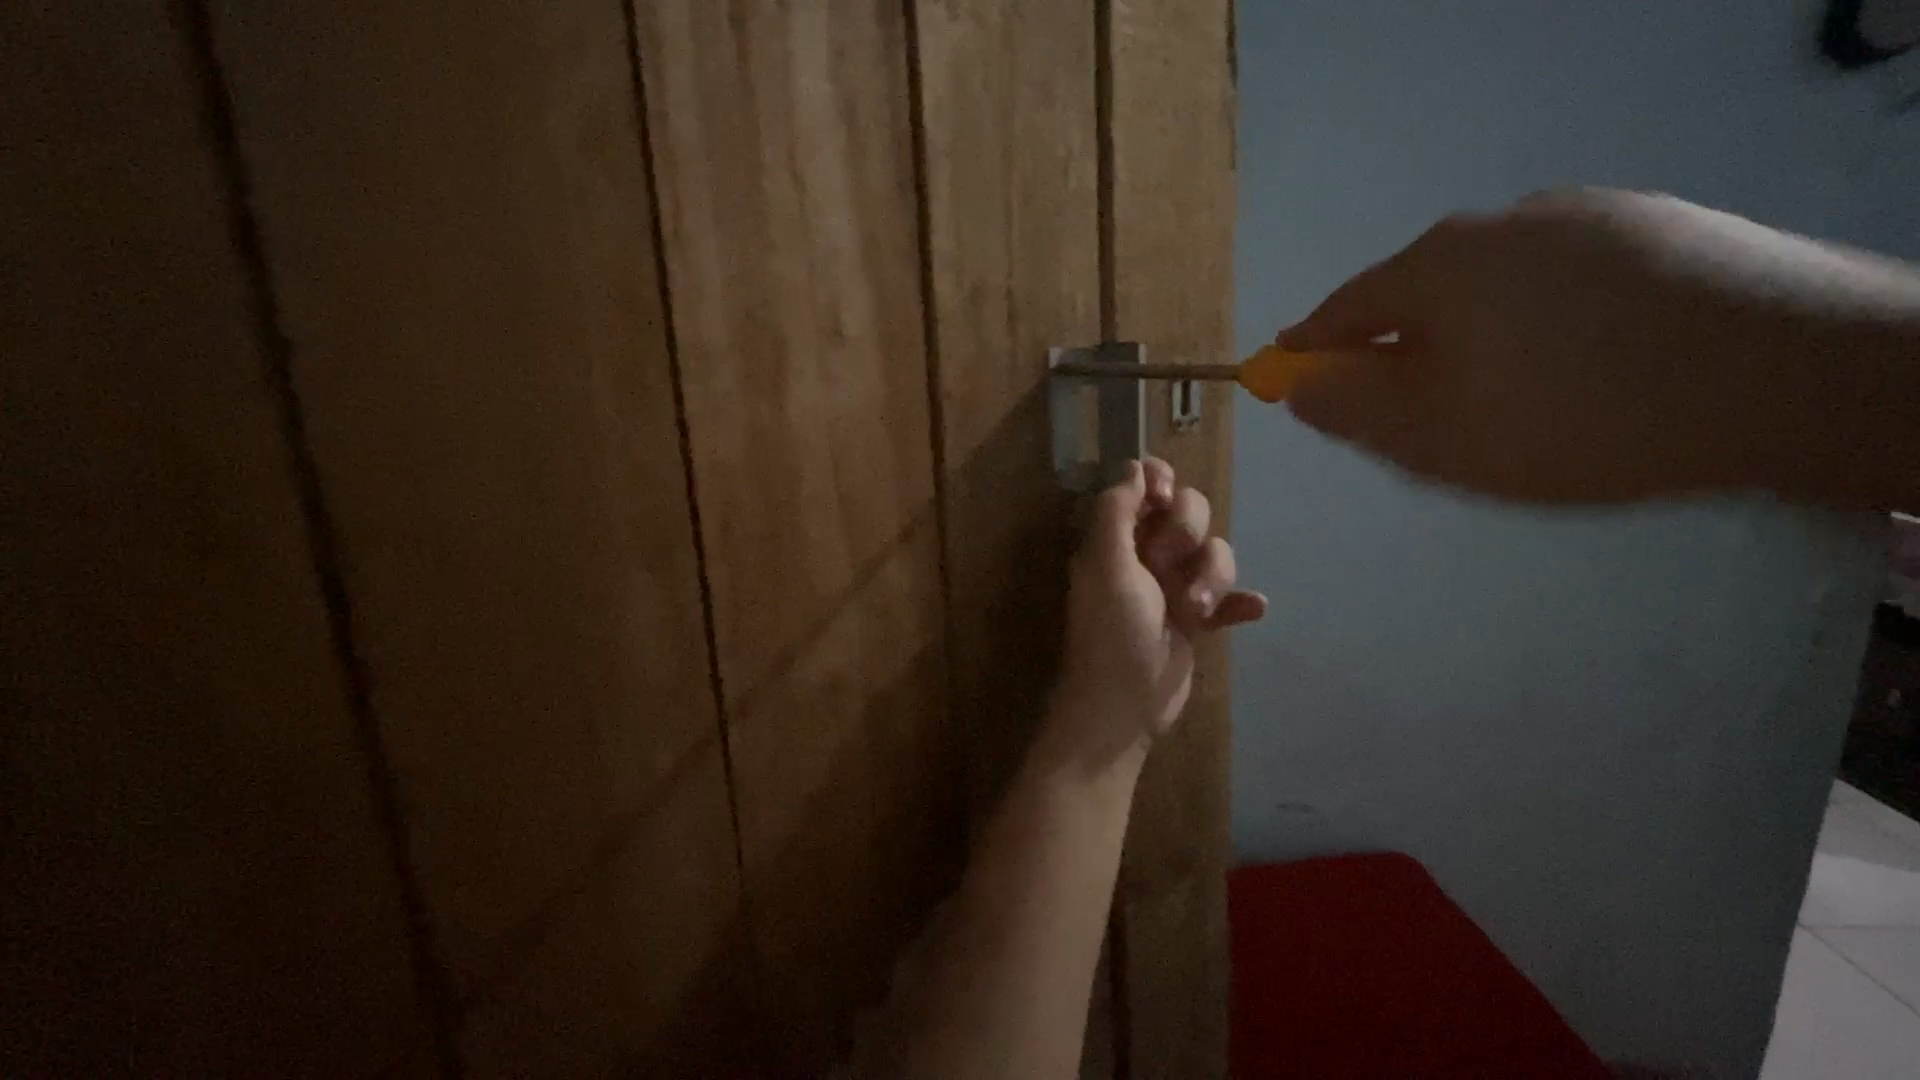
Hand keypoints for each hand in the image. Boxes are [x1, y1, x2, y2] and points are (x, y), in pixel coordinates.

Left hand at [1048, 459, 1266, 768]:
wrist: (1124, 705)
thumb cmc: (1111, 632)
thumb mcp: (1106, 565)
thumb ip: (1116, 511)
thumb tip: (1135, 466)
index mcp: (1117, 538)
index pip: (1144, 486)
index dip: (1161, 483)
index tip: (1163, 499)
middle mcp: (1145, 555)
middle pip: (1188, 512)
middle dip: (1187, 536)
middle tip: (1165, 566)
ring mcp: (1173, 587)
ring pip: (1213, 554)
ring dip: (1212, 578)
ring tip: (1194, 611)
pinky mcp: (1196, 620)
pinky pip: (1230, 598)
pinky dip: (1239, 602)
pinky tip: (1252, 609)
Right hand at [1280, 188, 1919, 504]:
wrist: (1791, 377)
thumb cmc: (1572, 417)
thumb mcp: (1433, 438)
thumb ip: (1350, 412)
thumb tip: (1301, 386)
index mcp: (1435, 267)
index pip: (1343, 308)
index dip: (1309, 348)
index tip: (1288, 374)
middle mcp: (1499, 223)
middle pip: (1420, 294)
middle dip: (1402, 350)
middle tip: (1417, 412)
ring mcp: (1586, 216)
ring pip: (1495, 288)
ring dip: (1478, 336)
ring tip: (1515, 401)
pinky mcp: (1660, 228)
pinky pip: (1564, 282)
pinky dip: (1546, 322)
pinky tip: (1585, 368)